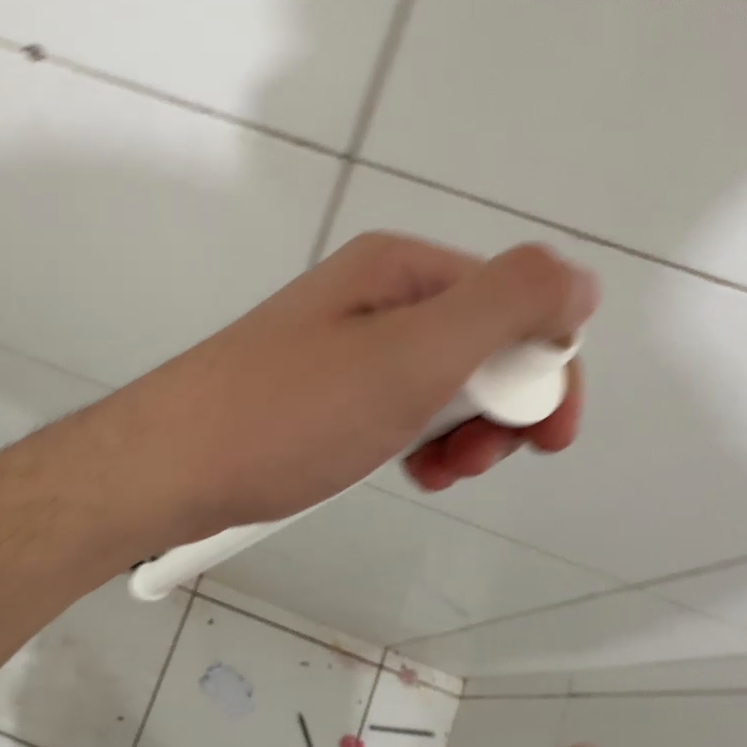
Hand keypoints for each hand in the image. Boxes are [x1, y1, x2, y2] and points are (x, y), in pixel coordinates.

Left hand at [84, 232, 595, 546]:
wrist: (167, 468)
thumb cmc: (288, 415)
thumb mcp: (411, 354)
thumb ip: (505, 306)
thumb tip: (579, 282)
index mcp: (399, 271)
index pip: (516, 302)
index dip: (546, 368)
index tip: (548, 441)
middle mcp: (370, 299)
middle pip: (477, 345)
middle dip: (496, 409)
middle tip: (469, 464)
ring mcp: (338, 350)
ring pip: (434, 387)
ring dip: (456, 434)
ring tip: (434, 475)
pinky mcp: (313, 398)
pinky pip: (389, 413)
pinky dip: (409, 445)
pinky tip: (400, 473)